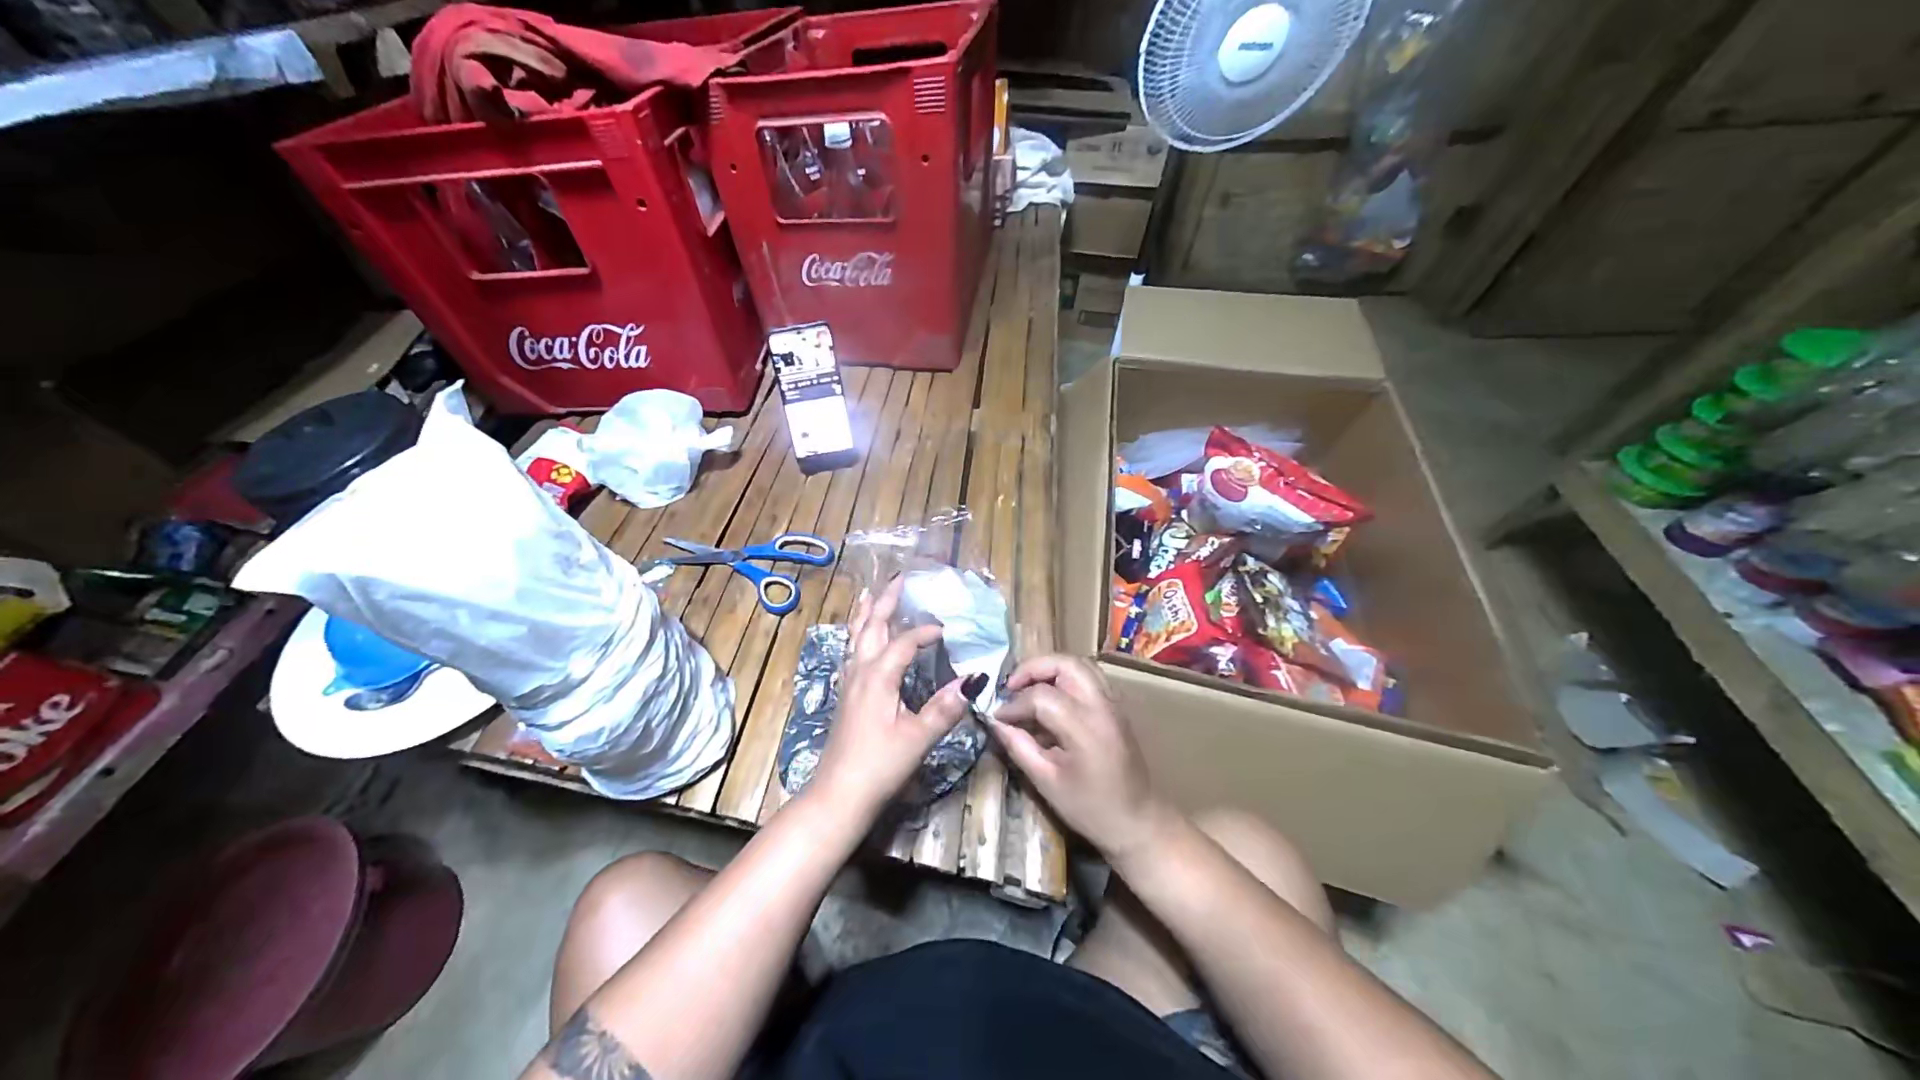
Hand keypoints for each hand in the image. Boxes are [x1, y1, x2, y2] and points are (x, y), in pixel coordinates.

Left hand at [809, 577, 969, 822]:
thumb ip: (944, 708)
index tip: (946, 631)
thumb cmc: (879, 765)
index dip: (925, 632)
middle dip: (886, 602)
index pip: (904, 643)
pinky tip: (861, 641)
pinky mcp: (846, 697)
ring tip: (871, 594)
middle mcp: (860, 673)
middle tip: (899, 579)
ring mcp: (849, 684)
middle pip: (871, 627)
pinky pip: (852, 652)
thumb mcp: (917, 738)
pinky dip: (859, 635)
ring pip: (856, 638)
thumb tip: (974, 679)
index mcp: (878, 677)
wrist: (838, 795)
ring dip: (867, 614)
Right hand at [988, 655, 1169, 861]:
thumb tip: (996, 723)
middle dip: (1033, 668)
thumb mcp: (1046, 782)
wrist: (1137, 822)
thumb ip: (1019, 747)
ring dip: (1050, 668)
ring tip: (1028, 688)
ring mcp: (1113, 703)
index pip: (1041, 696)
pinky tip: (1050, 697)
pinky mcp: (1116, 707)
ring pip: (1080, 664)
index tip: (997, 719)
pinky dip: (1066, 676)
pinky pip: (1089, 676)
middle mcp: (1102, 705)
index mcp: (1084, 727)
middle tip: (1010, 687)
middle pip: (1065, 663)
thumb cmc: (1090, 808)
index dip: (1014, 704)